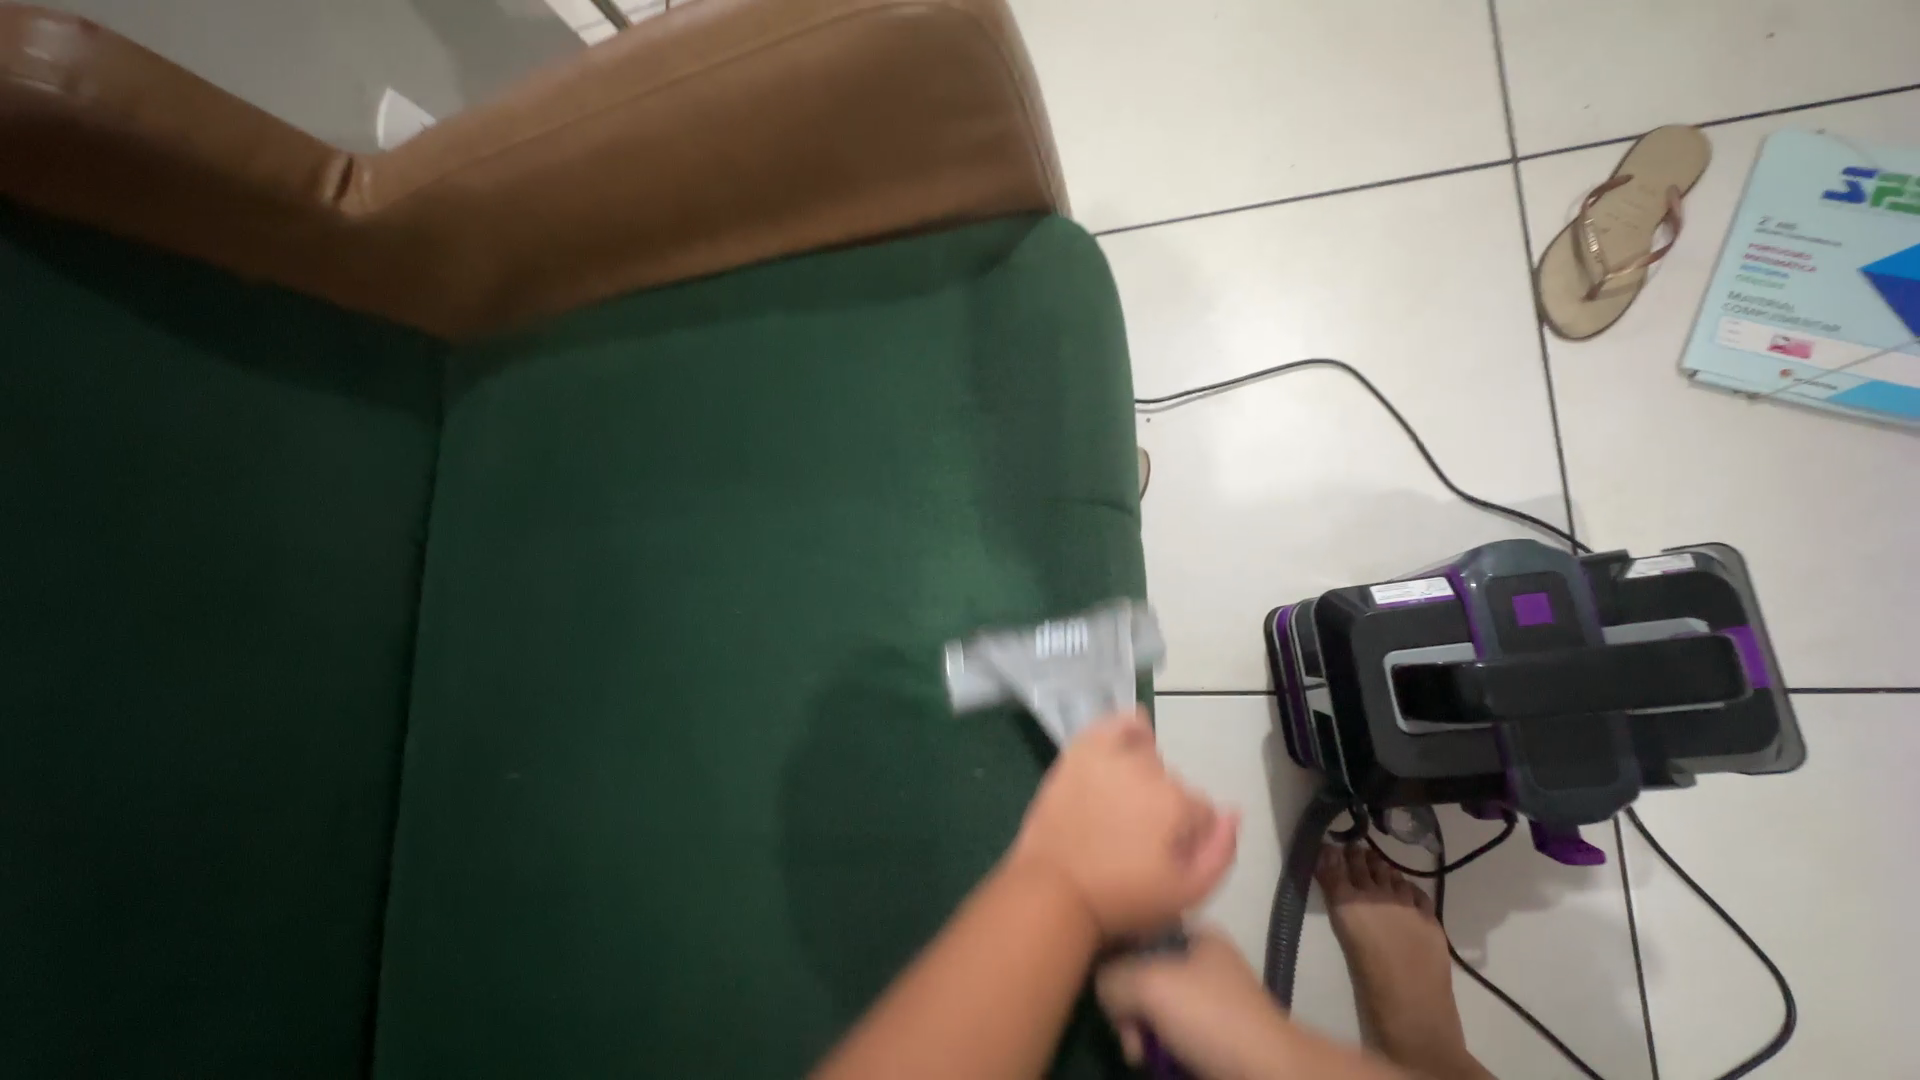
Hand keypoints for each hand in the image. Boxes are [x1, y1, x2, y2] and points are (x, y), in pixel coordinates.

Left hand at [1003, 710, 1237, 940]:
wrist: (1054, 889)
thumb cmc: (1122, 898)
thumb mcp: (1188, 893)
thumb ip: (1222, 850)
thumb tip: (1233, 812)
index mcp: (1177, 802)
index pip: (1202, 810)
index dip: (1189, 837)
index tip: (1166, 858)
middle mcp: (1148, 770)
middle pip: (1173, 784)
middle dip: (1164, 809)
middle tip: (1137, 839)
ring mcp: (1111, 757)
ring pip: (1147, 757)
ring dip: (1144, 777)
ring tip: (1123, 806)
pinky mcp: (1080, 752)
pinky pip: (1114, 725)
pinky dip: (1128, 729)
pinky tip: (1131, 742)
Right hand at [1097, 927, 1291, 1079]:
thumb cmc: (1212, 1020)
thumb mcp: (1149, 984)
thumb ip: (1110, 977)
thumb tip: (1106, 994)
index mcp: (1193, 933)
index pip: (1134, 930)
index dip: (1112, 955)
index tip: (1107, 988)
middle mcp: (1200, 961)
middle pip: (1139, 972)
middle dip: (1126, 1005)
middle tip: (1130, 1036)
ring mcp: (1208, 1002)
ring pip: (1151, 1008)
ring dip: (1139, 1033)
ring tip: (1142, 1057)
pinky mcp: (1212, 1039)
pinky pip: (1169, 1035)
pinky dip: (1159, 1051)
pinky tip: (1158, 1066)